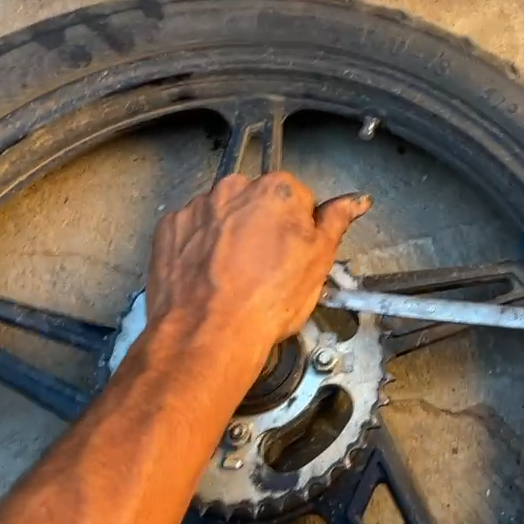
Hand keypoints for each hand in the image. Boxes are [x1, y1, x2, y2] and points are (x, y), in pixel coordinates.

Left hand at [143, 173, 370, 368]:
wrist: (208, 334)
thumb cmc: (266, 300)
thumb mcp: (319, 261)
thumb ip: (336, 220)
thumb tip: (354, 201)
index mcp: (277, 190)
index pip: (298, 198)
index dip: (298, 228)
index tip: (292, 253)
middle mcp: (234, 189)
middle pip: (258, 201)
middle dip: (263, 226)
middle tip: (265, 267)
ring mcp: (197, 207)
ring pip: (223, 215)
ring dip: (229, 235)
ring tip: (235, 276)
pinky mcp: (169, 229)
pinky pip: (192, 231)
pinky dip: (199, 248)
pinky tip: (209, 276)